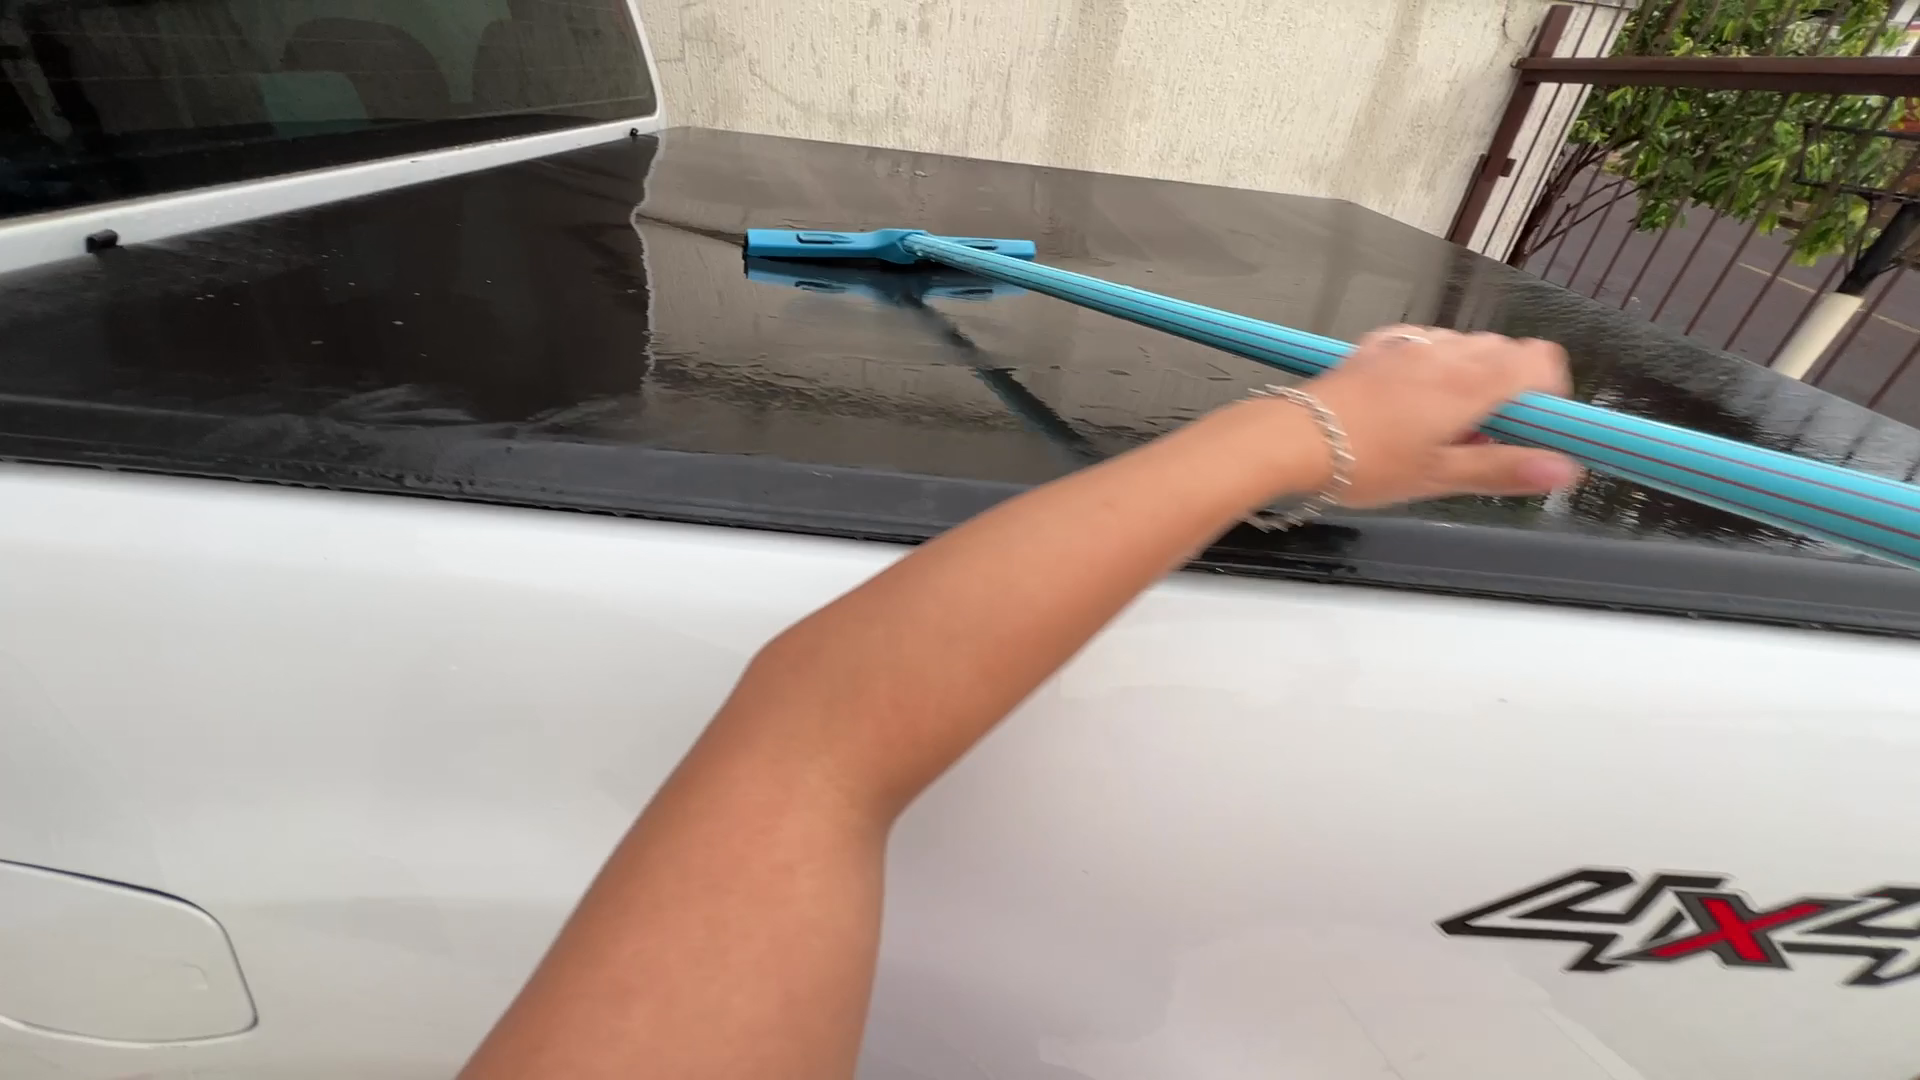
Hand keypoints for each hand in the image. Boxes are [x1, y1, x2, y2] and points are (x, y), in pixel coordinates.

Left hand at [1294, 326, 1580, 508]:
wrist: (1290, 439)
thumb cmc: (1365, 463)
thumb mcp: (1435, 475)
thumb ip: (1502, 468)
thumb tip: (1566, 469)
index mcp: (1474, 381)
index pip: (1542, 361)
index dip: (1548, 393)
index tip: (1527, 428)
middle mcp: (1445, 351)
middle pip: (1501, 352)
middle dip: (1503, 388)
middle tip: (1471, 437)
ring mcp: (1403, 344)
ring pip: (1457, 347)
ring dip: (1460, 377)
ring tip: (1429, 425)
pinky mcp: (1369, 348)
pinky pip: (1414, 346)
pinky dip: (1422, 366)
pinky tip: (1398, 400)